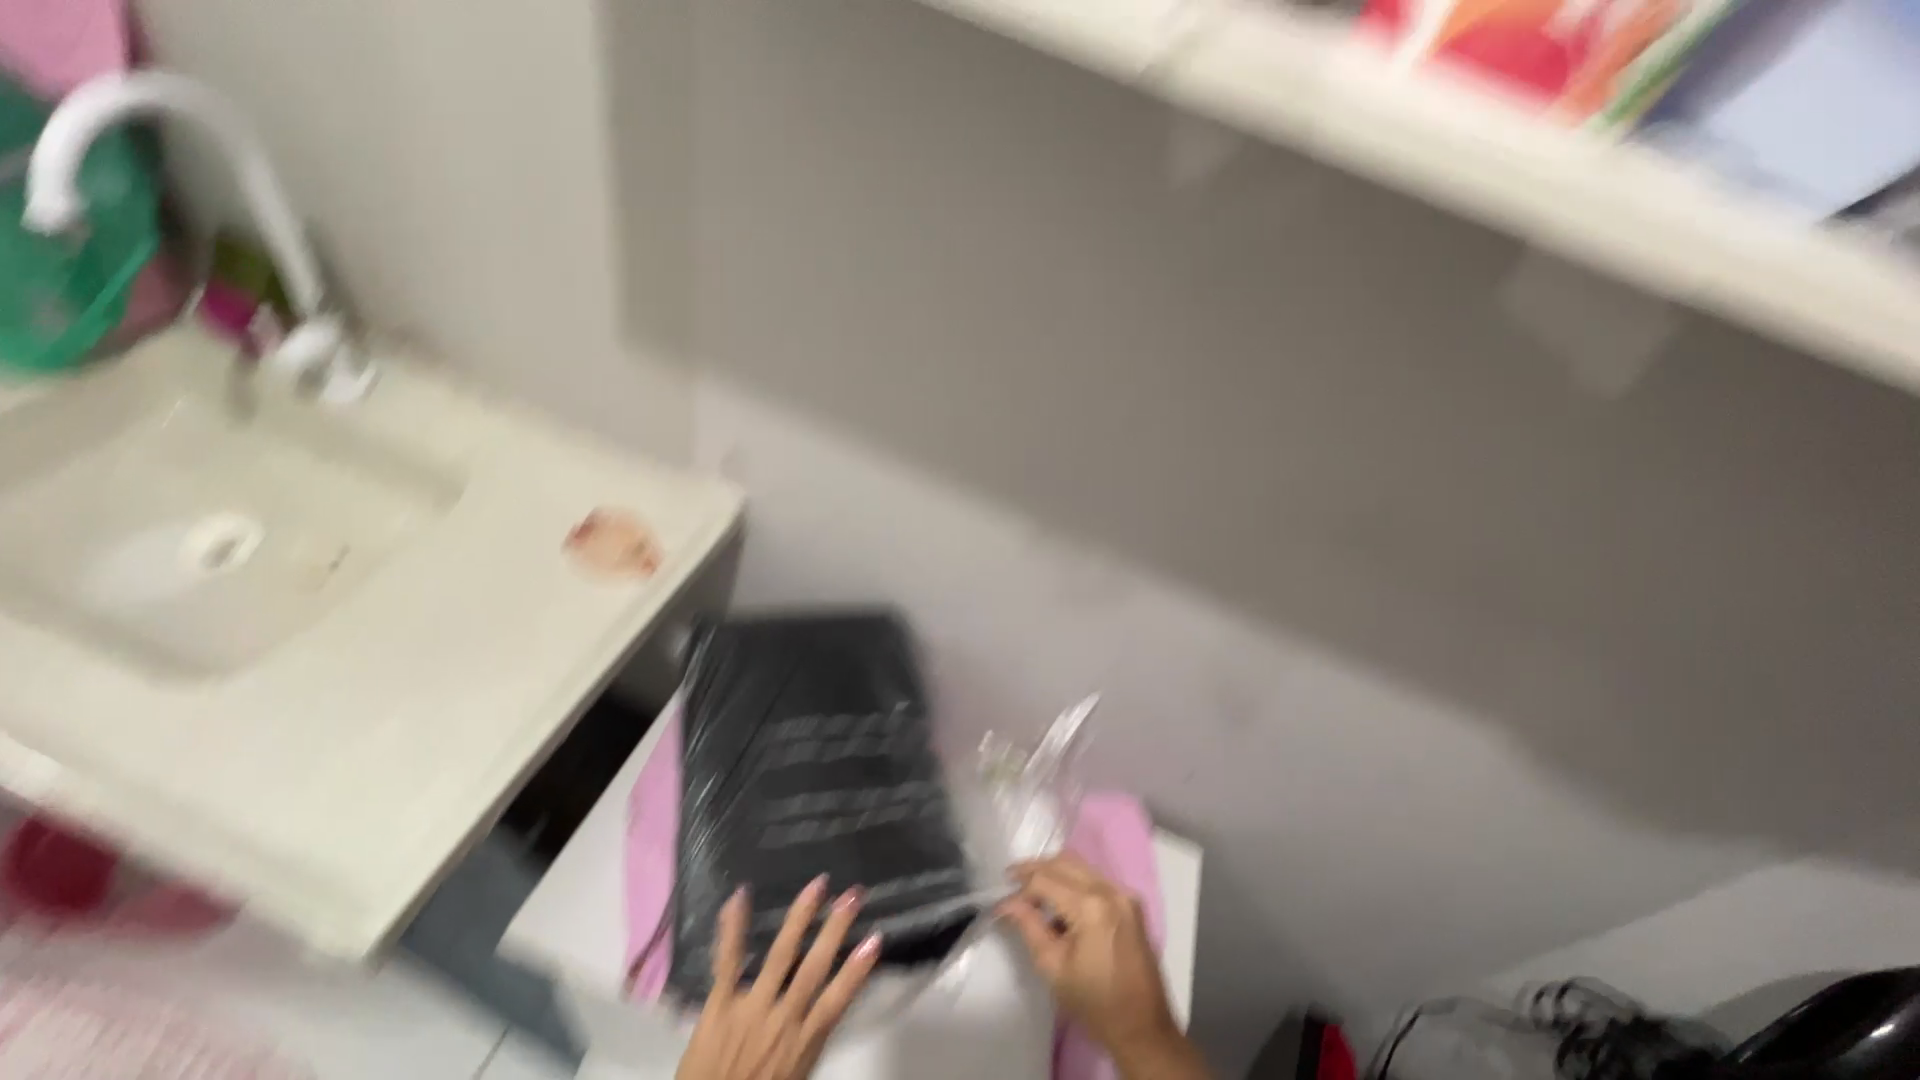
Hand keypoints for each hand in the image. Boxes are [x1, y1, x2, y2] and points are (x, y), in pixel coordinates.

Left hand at [677, 876, 881, 1079]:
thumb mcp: (796, 1075)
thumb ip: (808, 1044)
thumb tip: (822, 1012)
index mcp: (803, 1040)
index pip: (838, 999)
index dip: (857, 969)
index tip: (875, 938)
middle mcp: (783, 1017)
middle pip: (814, 967)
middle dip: (835, 929)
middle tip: (852, 896)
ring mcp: (751, 1006)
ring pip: (781, 955)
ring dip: (801, 917)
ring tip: (817, 886)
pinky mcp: (719, 1004)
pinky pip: (728, 961)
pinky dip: (733, 928)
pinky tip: (740, 895)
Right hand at [998, 855, 1207, 1079]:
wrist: (1142, 1027)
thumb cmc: (1094, 1002)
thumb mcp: (1053, 966)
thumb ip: (1029, 926)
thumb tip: (1006, 904)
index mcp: (1092, 906)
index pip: (1045, 880)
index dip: (1020, 890)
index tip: (1001, 904)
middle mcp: (1111, 890)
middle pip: (1064, 863)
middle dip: (1035, 870)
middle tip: (1011, 882)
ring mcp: (1125, 895)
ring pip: (1081, 867)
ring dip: (1054, 874)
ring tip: (1031, 893)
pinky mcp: (1131, 905)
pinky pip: (1096, 880)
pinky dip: (1074, 884)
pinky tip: (1059, 904)